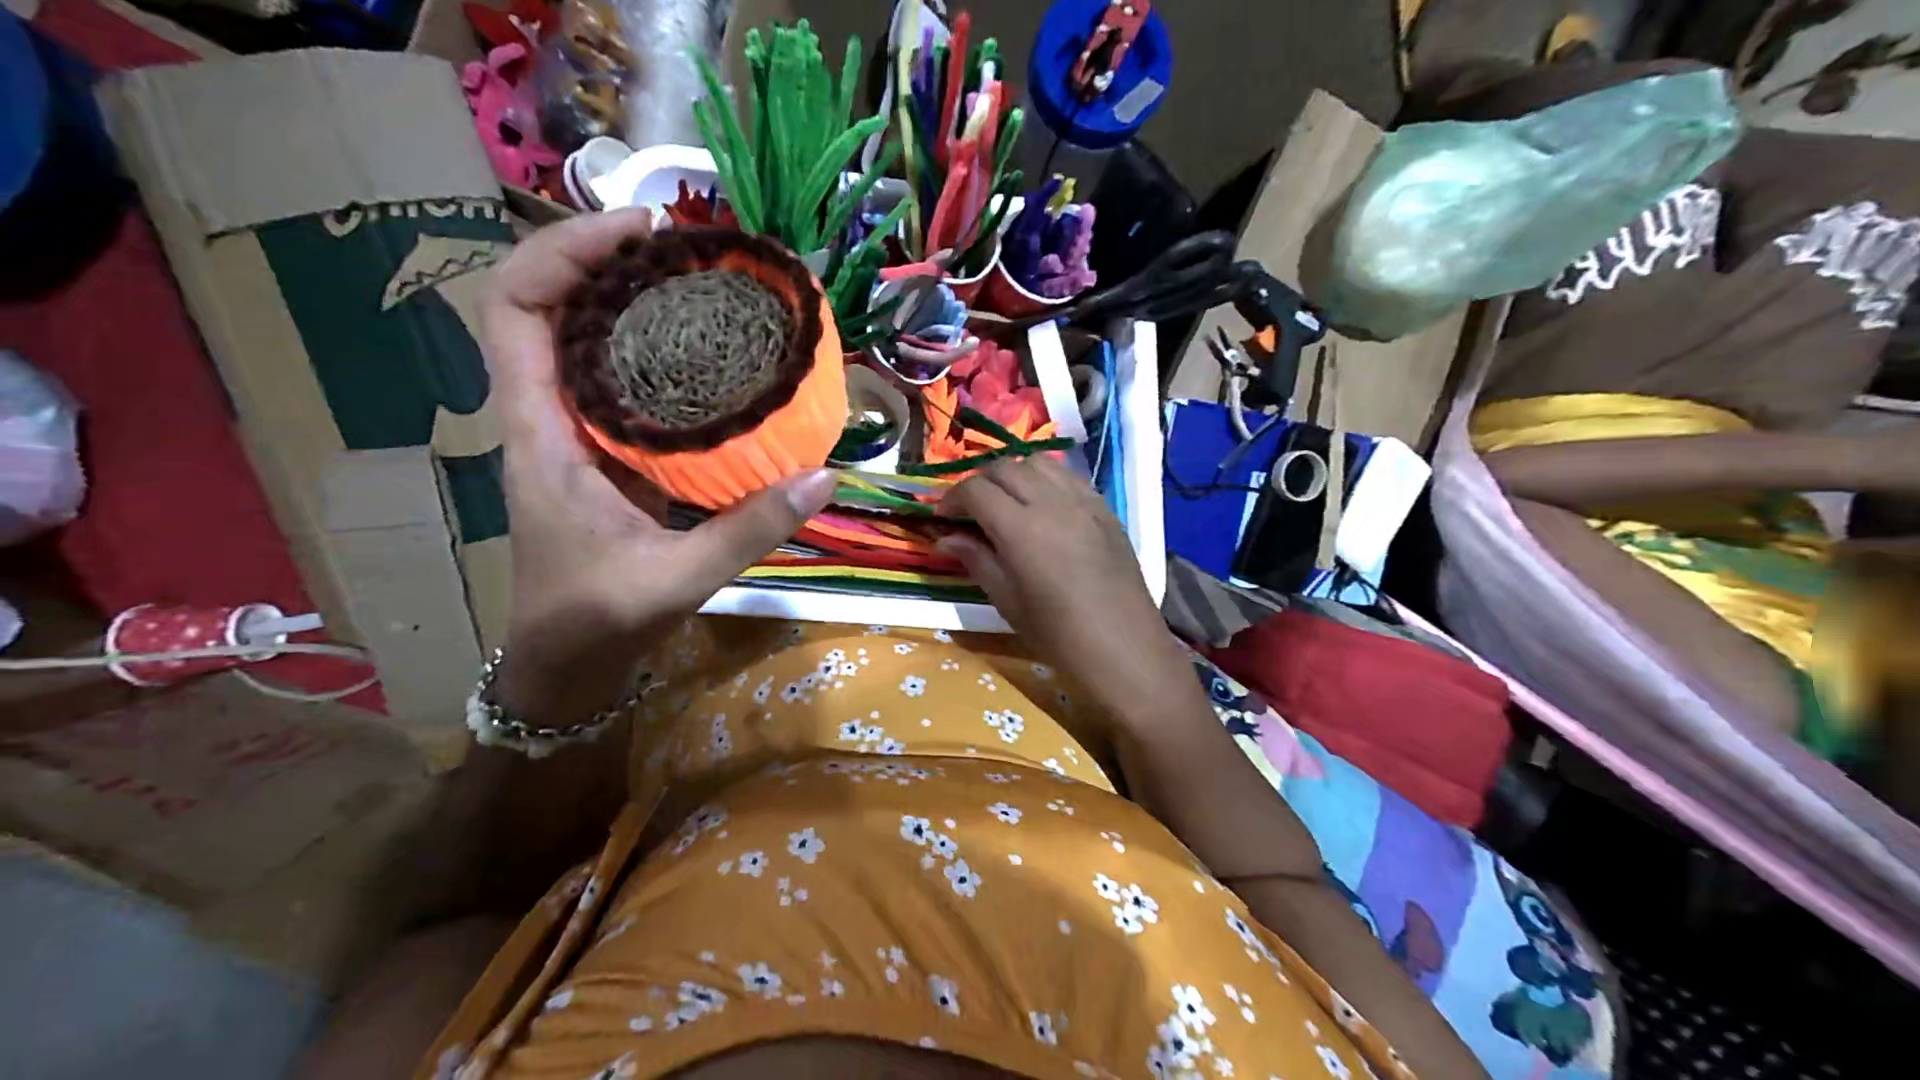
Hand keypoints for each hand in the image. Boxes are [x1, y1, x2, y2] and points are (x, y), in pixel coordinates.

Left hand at [481, 211, 835, 716]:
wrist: (566, 664)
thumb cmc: (598, 622)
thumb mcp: (678, 577)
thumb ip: (750, 529)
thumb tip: (824, 477)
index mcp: (541, 435)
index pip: (513, 311)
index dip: (560, 253)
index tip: (638, 233)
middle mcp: (548, 419)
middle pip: (548, 306)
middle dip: (606, 261)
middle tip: (687, 250)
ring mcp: (574, 434)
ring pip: (582, 339)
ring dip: (631, 300)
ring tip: (702, 284)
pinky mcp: (604, 453)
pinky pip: (620, 381)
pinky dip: (655, 351)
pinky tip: (710, 354)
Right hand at [937, 456, 1190, 718]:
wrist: (1125, 652)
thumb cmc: (1059, 637)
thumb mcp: (1008, 602)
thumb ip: (977, 560)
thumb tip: (946, 539)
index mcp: (1022, 528)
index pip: (977, 490)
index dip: (953, 498)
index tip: (942, 517)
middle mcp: (1053, 502)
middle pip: (1006, 468)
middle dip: (980, 482)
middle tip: (970, 510)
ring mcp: (1084, 502)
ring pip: (1039, 464)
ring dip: (1014, 475)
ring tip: (1006, 503)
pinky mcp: (1106, 510)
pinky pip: (1070, 478)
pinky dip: (1047, 481)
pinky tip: (1043, 507)